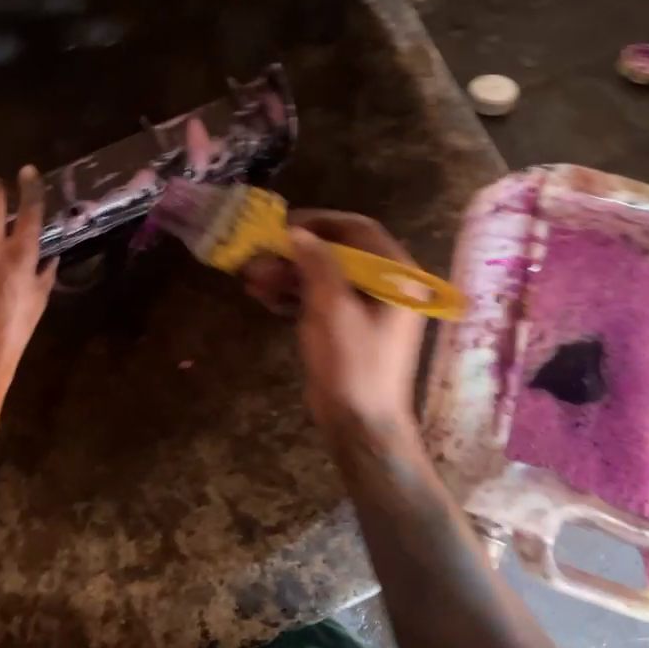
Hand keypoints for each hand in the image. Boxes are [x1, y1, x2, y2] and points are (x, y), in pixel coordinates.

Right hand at [241, 210, 427, 439]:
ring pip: (324, 275)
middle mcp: (386, 285)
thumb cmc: (352, 364)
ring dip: (288, 273)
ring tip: (252, 280)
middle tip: (258, 258)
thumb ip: (317, 263)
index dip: (318, 222)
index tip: (281, 226)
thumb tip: (296, 231)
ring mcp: (367, 307)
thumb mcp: (332, 308)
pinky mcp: (349, 325)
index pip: (357, 230)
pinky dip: (294, 293)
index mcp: (396, 276)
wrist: (360, 425)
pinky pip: (321, 297)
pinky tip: (264, 297)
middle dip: (294, 253)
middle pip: (337, 252)